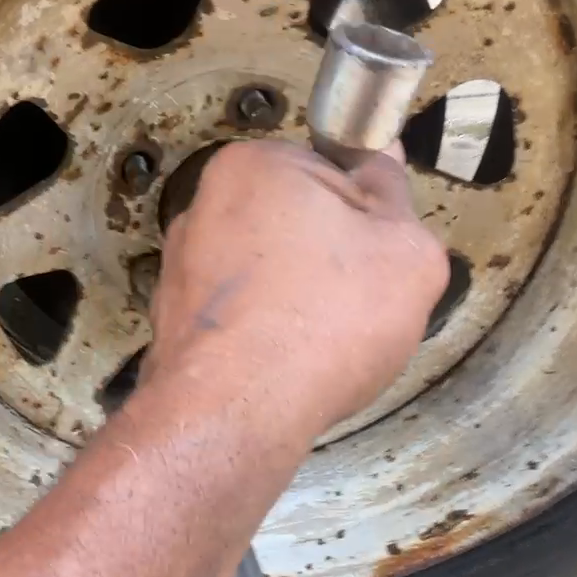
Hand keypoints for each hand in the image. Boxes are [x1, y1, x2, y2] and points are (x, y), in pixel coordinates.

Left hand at [144, 138, 449, 441]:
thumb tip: (383, 163)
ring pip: (263, 277)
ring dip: (292, 303)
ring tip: (317, 343)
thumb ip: (397, 197)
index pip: (329, 170)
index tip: (377, 256)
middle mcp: (201, 209)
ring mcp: (179, 269)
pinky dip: (259, 336)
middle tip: (354, 305)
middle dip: (326, 262)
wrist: (236, 413)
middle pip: (291, 225)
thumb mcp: (407, 252)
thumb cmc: (322, 325)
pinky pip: (236, 319)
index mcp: (253, 166)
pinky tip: (280, 366)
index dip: (365, 217)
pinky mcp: (170, 324)